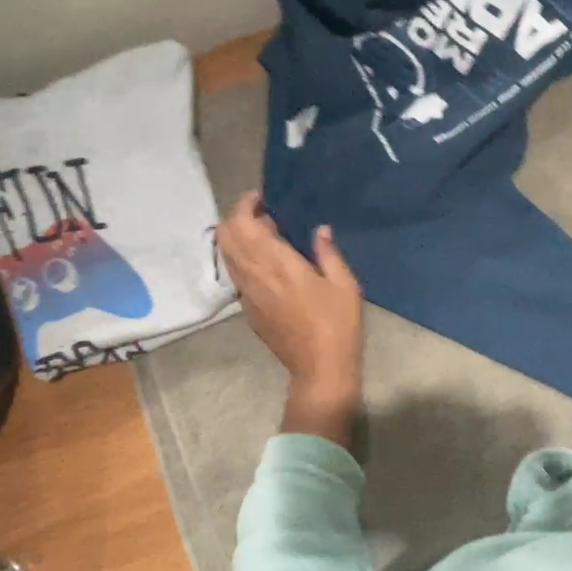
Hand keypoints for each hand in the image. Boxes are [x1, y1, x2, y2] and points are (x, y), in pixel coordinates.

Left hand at [217, 192, 363, 445]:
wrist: (320, 369)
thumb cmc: (338, 325)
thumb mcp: (345, 285)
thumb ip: (328, 253)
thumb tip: (319, 230)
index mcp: (277, 263)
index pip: (242, 223)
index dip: (246, 205)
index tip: (263, 201)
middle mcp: (254, 275)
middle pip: (226, 236)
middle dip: (238, 220)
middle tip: (264, 220)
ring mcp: (248, 296)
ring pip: (227, 257)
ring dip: (239, 242)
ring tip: (266, 243)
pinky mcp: (249, 312)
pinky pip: (238, 278)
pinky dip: (245, 263)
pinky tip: (269, 271)